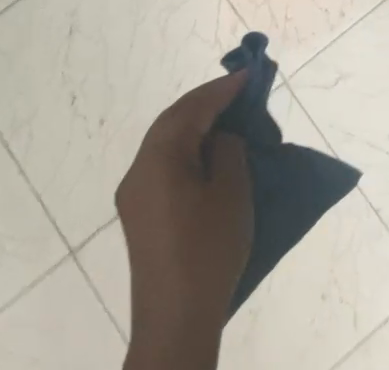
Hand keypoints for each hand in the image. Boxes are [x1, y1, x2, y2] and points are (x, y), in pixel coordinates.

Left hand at [118, 72, 253, 369]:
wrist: (177, 315)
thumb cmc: (209, 247)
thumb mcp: (232, 190)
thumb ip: (228, 150)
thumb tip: (222, 137)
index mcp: (158, 160)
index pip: (191, 109)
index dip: (222, 89)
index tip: (252, 74)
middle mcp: (138, 172)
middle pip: (172, 121)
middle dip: (208, 101)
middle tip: (244, 90)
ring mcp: (136, 195)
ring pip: (167, 142)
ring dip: (199, 123)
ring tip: (235, 116)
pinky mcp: (142, 214)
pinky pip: (166, 164)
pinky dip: (192, 146)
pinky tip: (215, 152)